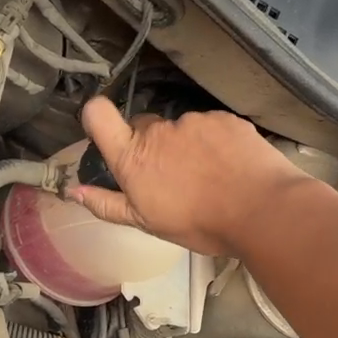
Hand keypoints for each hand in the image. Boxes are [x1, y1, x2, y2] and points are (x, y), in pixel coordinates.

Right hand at [69, 99, 310, 256]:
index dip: (96, 115)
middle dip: (151, 146)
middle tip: (171, 177)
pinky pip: (210, 127)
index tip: (105, 129)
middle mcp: (158, 131)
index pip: (98, 115)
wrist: (264, 211)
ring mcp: (192, 122)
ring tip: (208, 176)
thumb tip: (72, 191)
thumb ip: (106, 204)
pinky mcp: (224, 119)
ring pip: (180, 129)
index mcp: (133, 157)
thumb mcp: (146, 222)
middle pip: (143, 127)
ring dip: (186, 146)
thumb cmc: (198, 223)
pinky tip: (229, 166)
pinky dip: (215, 143)